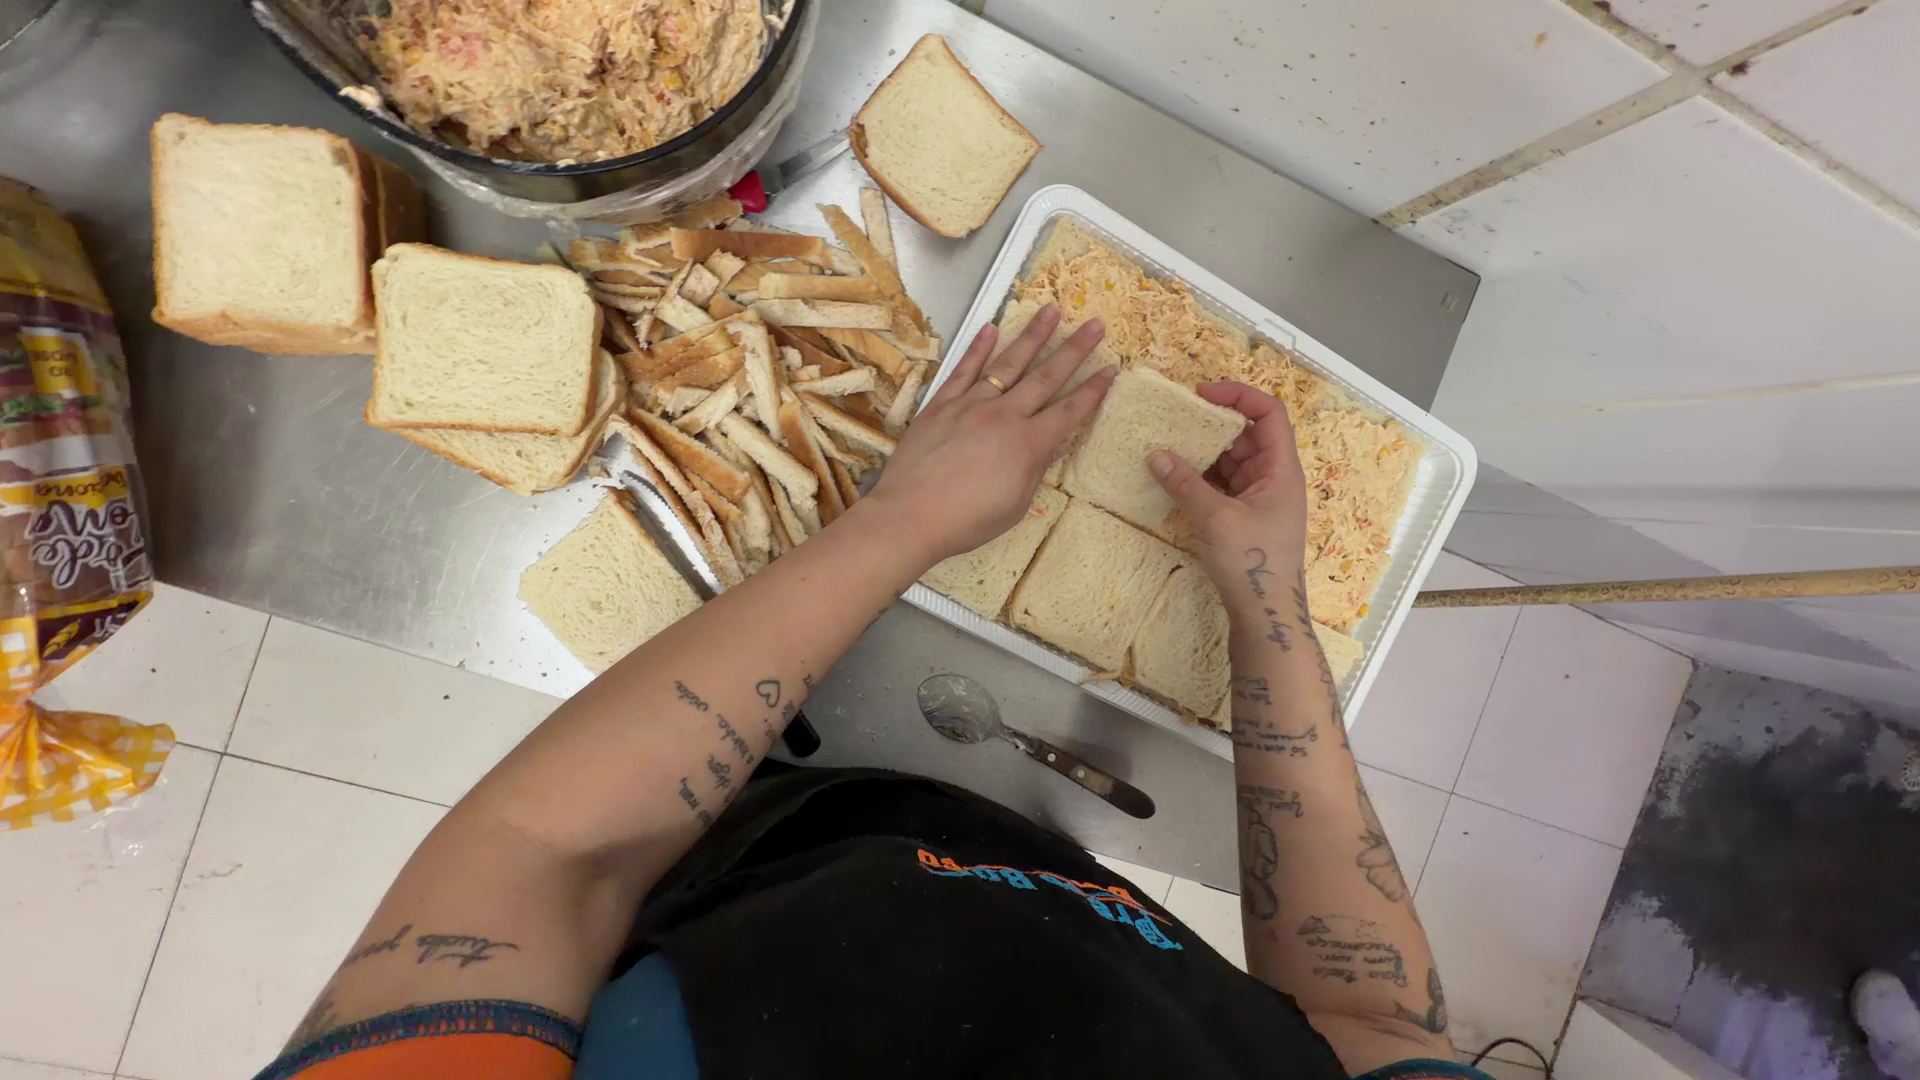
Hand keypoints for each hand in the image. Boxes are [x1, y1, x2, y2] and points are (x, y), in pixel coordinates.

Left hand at [866, 305, 1115, 566]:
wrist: (910, 515)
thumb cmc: (967, 521)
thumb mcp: (1014, 505)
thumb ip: (1034, 470)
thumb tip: (1052, 444)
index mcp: (1028, 445)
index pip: (1070, 412)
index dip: (1093, 391)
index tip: (1112, 369)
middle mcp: (1005, 415)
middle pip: (1046, 377)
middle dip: (1074, 350)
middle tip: (1095, 324)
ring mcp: (971, 405)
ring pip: (1008, 364)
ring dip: (1032, 336)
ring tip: (1050, 311)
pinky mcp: (941, 404)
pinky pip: (964, 370)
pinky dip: (978, 348)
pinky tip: (990, 328)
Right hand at [1148, 382, 1308, 613]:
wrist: (1265, 612)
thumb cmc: (1251, 562)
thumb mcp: (1215, 519)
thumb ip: (1184, 483)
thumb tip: (1155, 454)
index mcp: (1281, 469)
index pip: (1268, 414)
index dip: (1239, 395)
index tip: (1201, 393)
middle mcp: (1273, 477)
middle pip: (1246, 435)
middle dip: (1212, 424)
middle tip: (1175, 420)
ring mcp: (1258, 498)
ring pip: (1230, 461)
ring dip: (1202, 452)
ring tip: (1167, 445)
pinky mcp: (1243, 516)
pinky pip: (1221, 484)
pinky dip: (1200, 477)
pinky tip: (1174, 476)